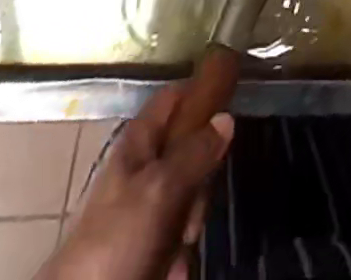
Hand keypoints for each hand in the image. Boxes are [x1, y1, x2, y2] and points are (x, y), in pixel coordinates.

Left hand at [37, 85, 233, 279]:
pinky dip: (180, 256)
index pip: (175, 97)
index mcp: (138, 143)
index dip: (202, 89)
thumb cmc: (115, 241)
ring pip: (193, 196)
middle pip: (193, 151)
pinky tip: (169, 272)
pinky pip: (183, 236)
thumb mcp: (161, 189)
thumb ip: (195, 152)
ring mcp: (146, 208)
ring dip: (191, 223)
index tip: (235, 92)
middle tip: (194, 204)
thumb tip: (226, 117)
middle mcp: (143, 168)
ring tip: (178, 245)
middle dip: (202, 178)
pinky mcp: (150, 244)